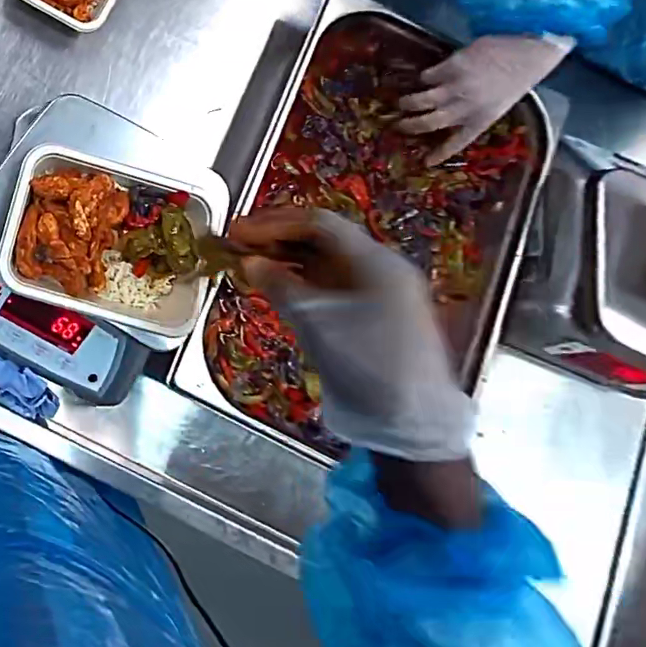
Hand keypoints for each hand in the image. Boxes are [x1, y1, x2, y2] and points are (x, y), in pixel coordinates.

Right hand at [230, 207, 474, 462]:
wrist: (408, 422)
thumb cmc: (366, 363)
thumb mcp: (315, 320)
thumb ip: (279, 285)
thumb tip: (249, 262)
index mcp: (375, 262)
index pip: (318, 224)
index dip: (273, 223)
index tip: (237, 231)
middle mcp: (376, 270)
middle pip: (320, 238)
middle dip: (275, 237)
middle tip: (237, 242)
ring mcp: (372, 292)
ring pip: (320, 261)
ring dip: (282, 257)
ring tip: (247, 261)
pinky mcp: (365, 315)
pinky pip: (324, 283)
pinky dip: (294, 279)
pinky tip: (271, 283)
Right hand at [397, 34, 568, 164]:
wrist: (529, 51)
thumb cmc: (515, 79)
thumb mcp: (498, 103)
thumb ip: (473, 112)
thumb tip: (444, 115)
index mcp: (482, 119)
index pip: (456, 142)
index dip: (439, 154)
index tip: (425, 162)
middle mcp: (466, 107)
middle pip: (427, 123)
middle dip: (408, 125)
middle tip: (398, 125)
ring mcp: (456, 87)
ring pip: (419, 100)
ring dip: (407, 102)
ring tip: (403, 102)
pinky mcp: (449, 68)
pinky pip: (426, 77)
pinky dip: (424, 78)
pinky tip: (429, 76)